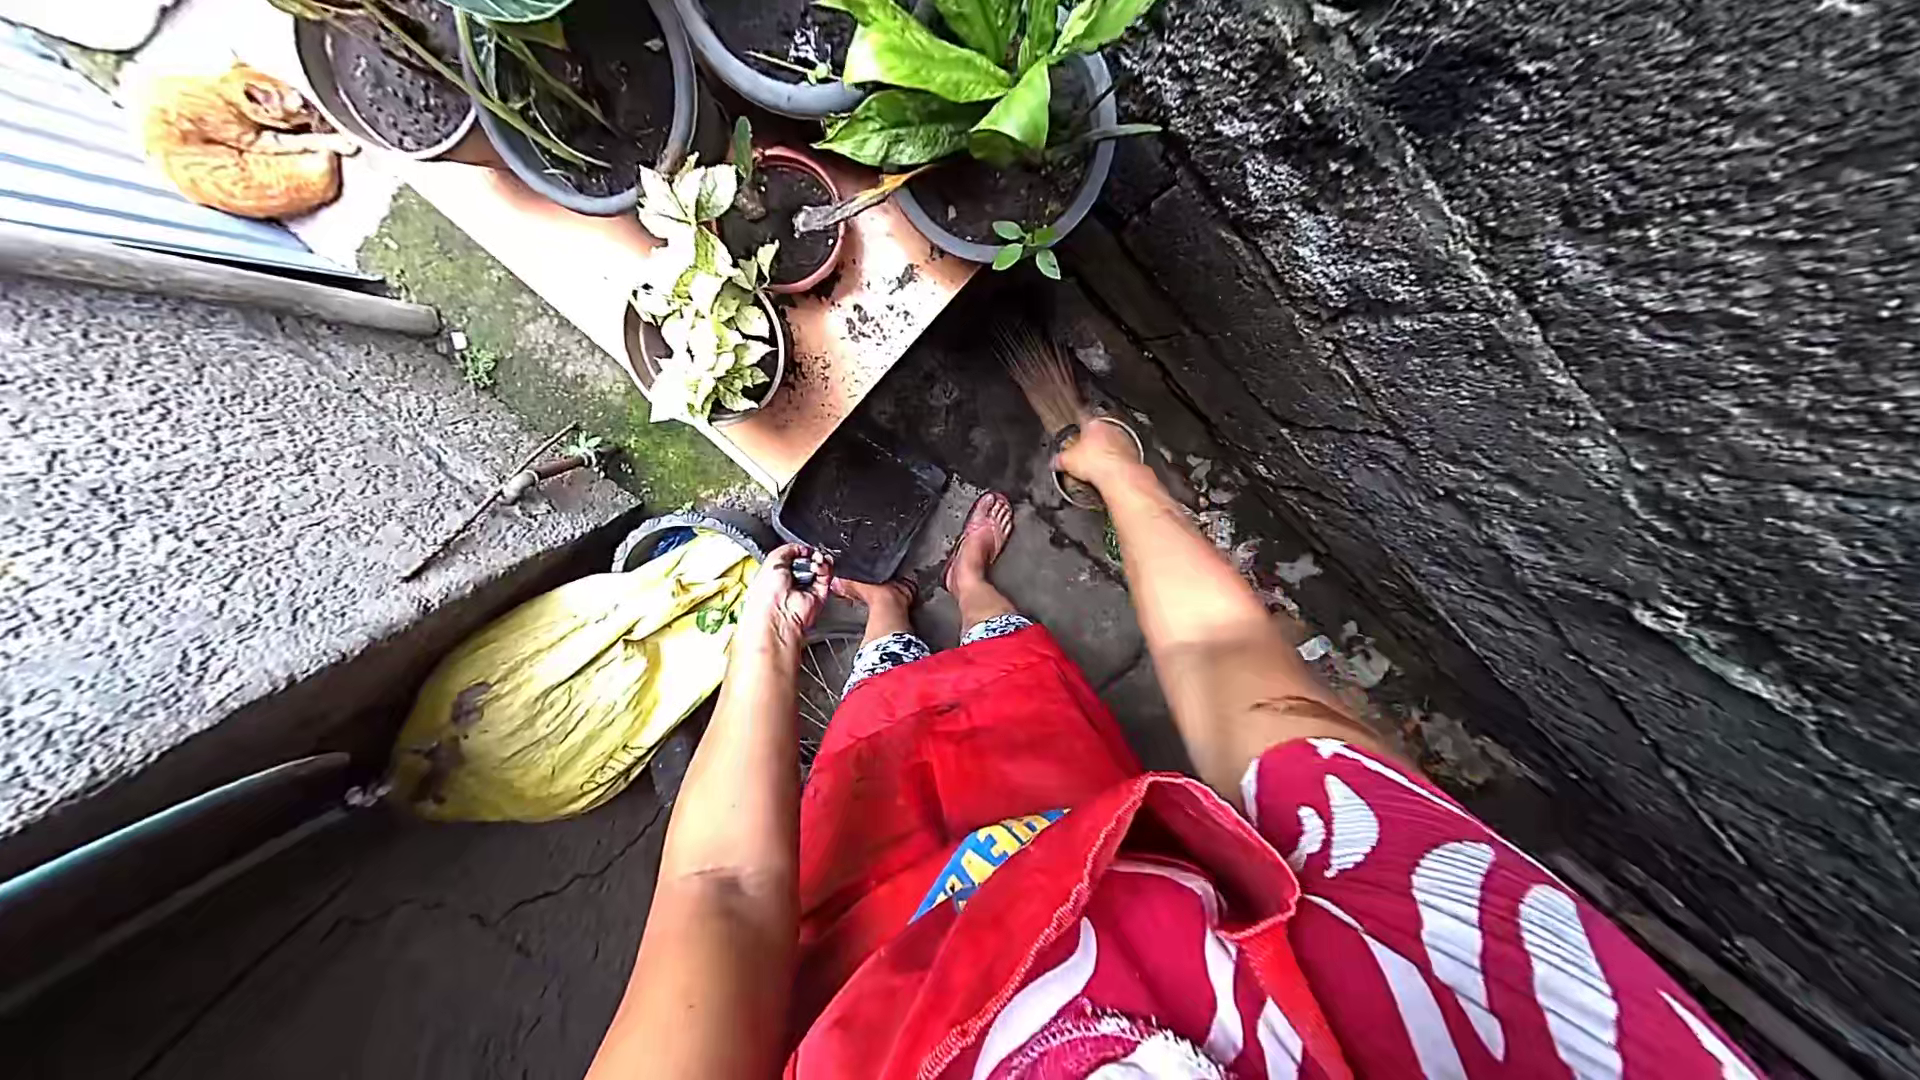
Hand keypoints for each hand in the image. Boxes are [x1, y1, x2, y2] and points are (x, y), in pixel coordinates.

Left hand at [737, 544, 832, 654]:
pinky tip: (818, 566)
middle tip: (807, 555)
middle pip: (808, 560)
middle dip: (809, 554)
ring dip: (818, 560)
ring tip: (813, 561)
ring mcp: (807, 588)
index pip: (793, 557)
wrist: (778, 611)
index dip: (798, 551)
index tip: (800, 549)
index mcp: (777, 575)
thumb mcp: (772, 560)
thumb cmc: (766, 593)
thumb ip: (788, 549)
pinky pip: (827, 576)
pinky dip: (825, 568)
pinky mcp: (820, 594)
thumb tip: (803, 548)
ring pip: (820, 566)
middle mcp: (793, 582)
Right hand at [1054, 417, 1143, 489]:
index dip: (1078, 430)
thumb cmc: (1096, 462)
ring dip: (1106, 453)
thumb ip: (1059, 459)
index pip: (1083, 422)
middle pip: (1099, 433)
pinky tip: (1109, 473)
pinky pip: (1122, 457)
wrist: (1118, 475)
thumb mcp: (1066, 461)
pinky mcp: (1133, 455)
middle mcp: (1111, 428)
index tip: (1076, 437)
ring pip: (1112, 444)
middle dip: (1092, 443)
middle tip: (1085, 456)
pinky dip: (1116, 463)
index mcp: (1093, 424)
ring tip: (1097, 467)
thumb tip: (1054, 462)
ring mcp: (1124, 441)